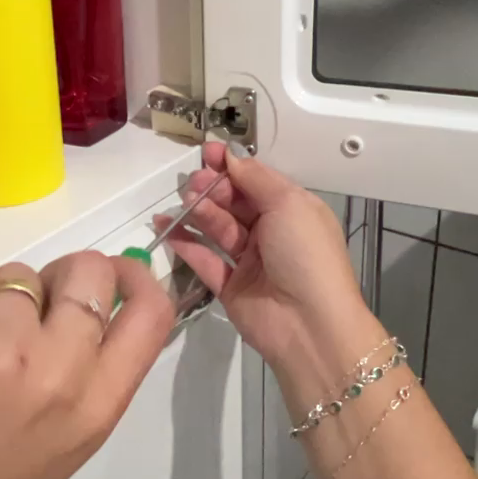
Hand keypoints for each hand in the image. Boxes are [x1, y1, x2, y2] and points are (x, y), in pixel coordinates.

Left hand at [0, 252, 174, 478]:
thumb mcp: (49, 451)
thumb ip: (75, 381)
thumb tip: (75, 309)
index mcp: (93, 414)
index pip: (152, 314)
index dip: (135, 275)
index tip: (113, 271)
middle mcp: (57, 375)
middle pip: (87, 270)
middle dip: (60, 273)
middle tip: (26, 306)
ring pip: (13, 274)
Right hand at [156, 143, 381, 399]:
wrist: (309, 325)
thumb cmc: (306, 255)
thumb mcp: (289, 204)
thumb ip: (255, 179)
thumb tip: (231, 156)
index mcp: (292, 210)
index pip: (257, 181)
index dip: (232, 166)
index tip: (207, 152)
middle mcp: (271, 232)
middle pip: (235, 203)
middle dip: (214, 188)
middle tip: (195, 182)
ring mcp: (250, 261)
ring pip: (219, 228)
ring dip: (200, 212)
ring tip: (185, 203)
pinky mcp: (230, 287)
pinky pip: (205, 260)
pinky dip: (186, 244)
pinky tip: (168, 229)